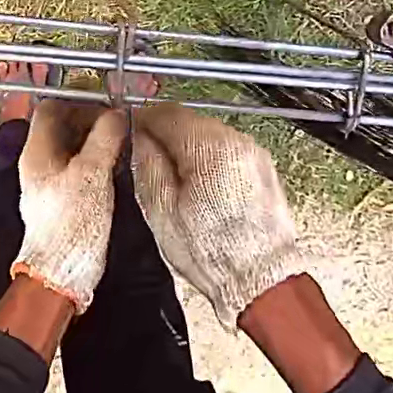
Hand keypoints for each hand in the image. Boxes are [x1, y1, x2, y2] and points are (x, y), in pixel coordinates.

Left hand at [11, 99, 128, 312]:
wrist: (61, 274)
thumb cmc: (73, 222)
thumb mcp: (92, 174)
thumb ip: (104, 138)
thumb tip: (116, 113)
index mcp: (37, 151)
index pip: (51, 107)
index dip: (79, 101)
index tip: (108, 107)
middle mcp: (38, 162)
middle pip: (61, 125)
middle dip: (91, 119)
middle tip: (120, 125)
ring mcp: (48, 181)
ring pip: (71, 145)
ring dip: (95, 139)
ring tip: (122, 143)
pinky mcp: (61, 197)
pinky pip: (77, 166)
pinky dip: (95, 159)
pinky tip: (115, 165)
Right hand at [131, 104, 307, 327]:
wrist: (262, 279)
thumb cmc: (212, 252)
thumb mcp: (161, 210)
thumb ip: (146, 163)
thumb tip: (138, 137)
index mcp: (209, 148)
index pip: (167, 114)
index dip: (142, 119)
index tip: (130, 129)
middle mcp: (235, 142)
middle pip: (189, 120)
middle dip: (165, 133)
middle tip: (146, 156)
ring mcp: (252, 152)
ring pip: (207, 132)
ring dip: (187, 145)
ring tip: (174, 177)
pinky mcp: (260, 165)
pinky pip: (225, 148)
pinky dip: (207, 156)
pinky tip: (199, 184)